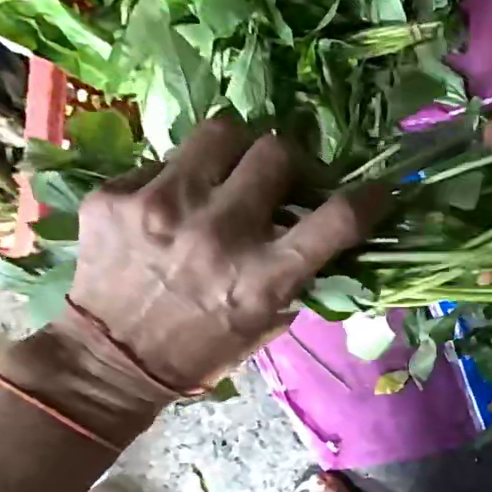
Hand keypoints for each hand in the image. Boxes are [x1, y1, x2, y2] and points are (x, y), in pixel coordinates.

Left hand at [69, 116, 379, 389]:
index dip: (370, 197)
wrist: (112, 359)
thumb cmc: (208, 346)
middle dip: (296, 161)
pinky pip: (167, 161)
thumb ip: (301, 268)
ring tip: (236, 171)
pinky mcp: (116, 194)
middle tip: (291, 177)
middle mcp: (219, 231)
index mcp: (266, 274)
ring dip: (242, 149)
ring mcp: (162, 205)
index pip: (339, 218)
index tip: (379, 190)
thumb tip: (325, 228)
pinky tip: (178, 205)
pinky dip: (186, 178)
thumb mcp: (273, 316)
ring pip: (222, 132)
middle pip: (278, 152)